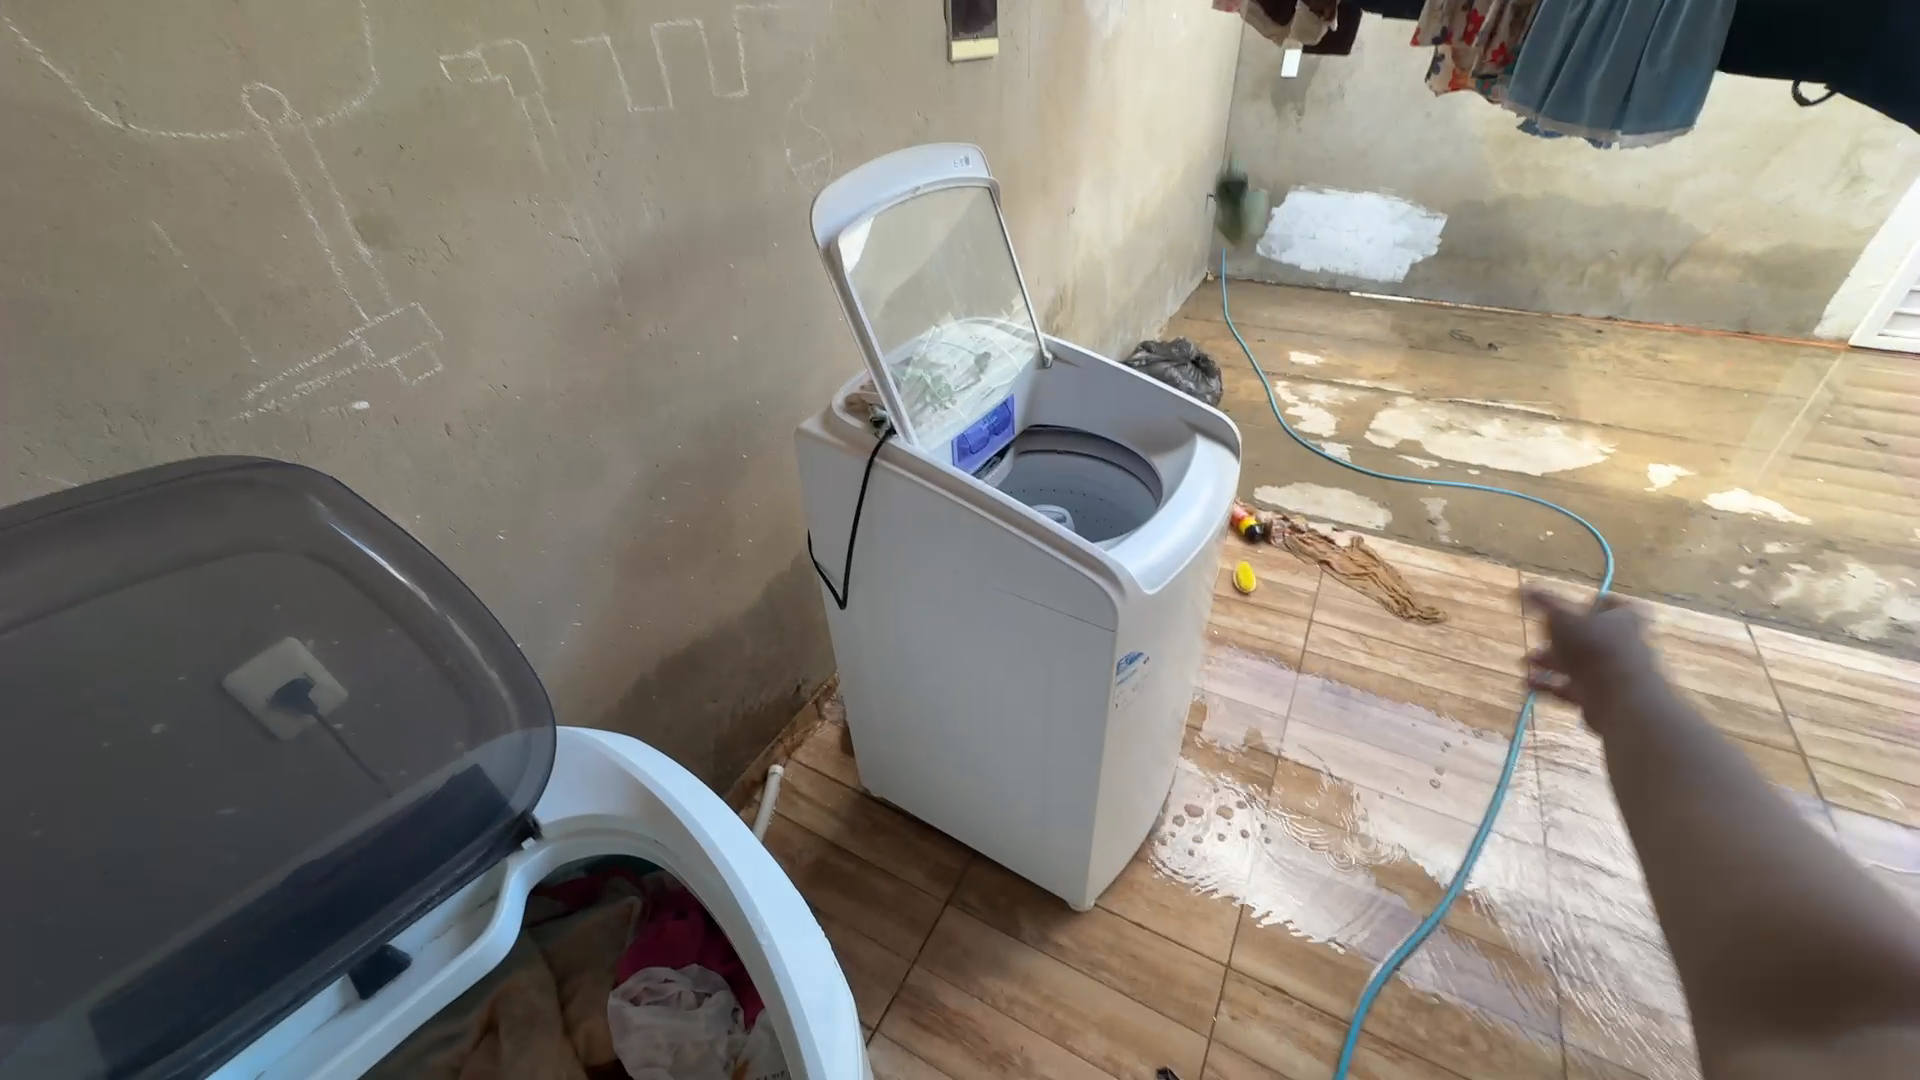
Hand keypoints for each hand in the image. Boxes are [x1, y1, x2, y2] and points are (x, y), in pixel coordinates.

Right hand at [1523, 588, 1659, 719]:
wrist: (1618, 696)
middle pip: (1590, 636)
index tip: (1574, 604)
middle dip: (1558, 638)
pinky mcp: (1601, 694)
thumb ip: (1542, 602)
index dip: (1596, 603)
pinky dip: (1550, 684)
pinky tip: (1530, 683)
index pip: (1615, 604)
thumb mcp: (1561, 617)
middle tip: (1538, 638)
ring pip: (1578, 663)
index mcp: (1624, 619)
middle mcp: (1624, 644)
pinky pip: (1572, 686)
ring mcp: (1613, 671)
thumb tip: (1522, 587)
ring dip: (1549, 661)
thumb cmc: (1593, 648)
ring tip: (1527, 661)